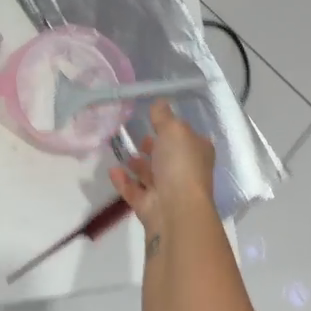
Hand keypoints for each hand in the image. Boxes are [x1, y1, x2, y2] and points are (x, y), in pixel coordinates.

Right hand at [108, 100, 215, 241]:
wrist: (175, 208)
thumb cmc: (180, 164)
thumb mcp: (174, 131)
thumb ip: (163, 116)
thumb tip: (159, 103)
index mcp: (197, 152)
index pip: (187, 138)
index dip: (173, 129)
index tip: (156, 121)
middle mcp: (185, 171)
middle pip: (168, 157)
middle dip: (155, 148)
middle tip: (139, 137)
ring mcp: (167, 190)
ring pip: (151, 175)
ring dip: (138, 165)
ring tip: (123, 152)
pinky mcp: (149, 206)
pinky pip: (134, 190)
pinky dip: (124, 180)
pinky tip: (112, 170)